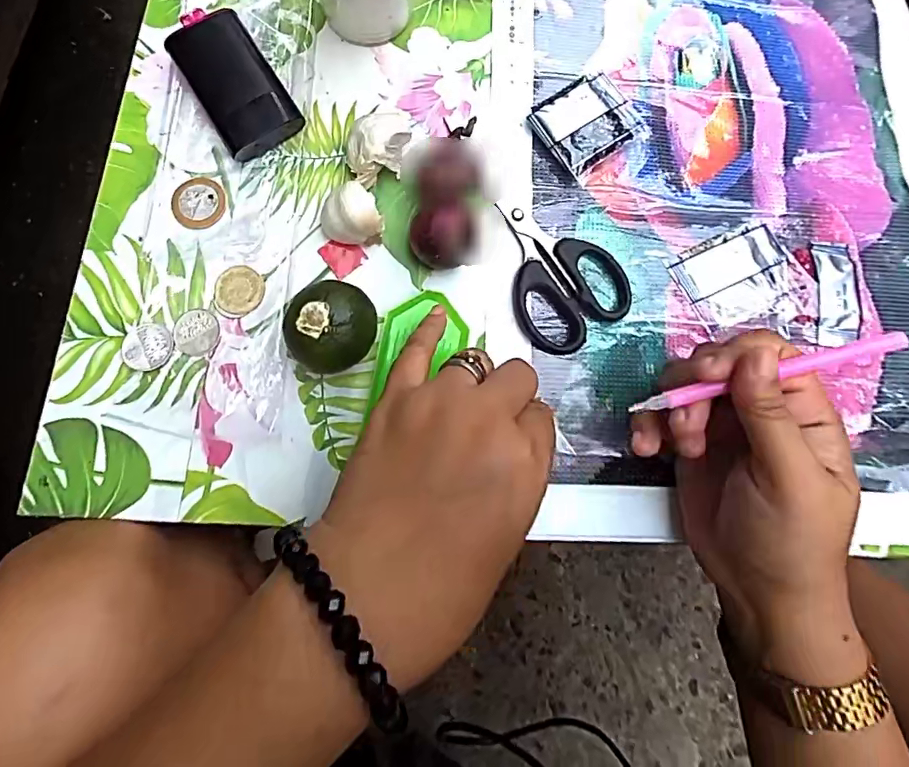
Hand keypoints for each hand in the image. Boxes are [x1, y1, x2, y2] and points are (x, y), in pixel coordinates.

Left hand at [309, 307, 553, 688]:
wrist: (366, 590)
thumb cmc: (445, 588)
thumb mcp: (508, 537)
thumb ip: (519, 479)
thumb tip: (513, 449)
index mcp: (527, 463)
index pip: (542, 418)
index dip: (528, 430)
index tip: (515, 443)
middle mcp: (489, 420)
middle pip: (516, 377)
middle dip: (509, 397)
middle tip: (489, 425)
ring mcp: (439, 402)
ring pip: (471, 362)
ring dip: (472, 381)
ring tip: (458, 402)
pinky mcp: (394, 398)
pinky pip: (415, 349)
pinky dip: (427, 331)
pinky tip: (436, 318)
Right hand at [637, 332, 864, 683]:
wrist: (757, 593)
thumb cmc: (792, 541)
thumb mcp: (788, 478)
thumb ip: (770, 414)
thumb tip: (757, 354)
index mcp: (801, 413)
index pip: (769, 354)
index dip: (736, 353)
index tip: (709, 375)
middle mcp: (760, 410)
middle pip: (717, 362)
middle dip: (694, 384)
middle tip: (686, 417)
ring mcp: (722, 424)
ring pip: (683, 384)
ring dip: (669, 408)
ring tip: (679, 446)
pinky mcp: (689, 441)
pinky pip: (660, 414)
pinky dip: (648, 425)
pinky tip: (648, 448)